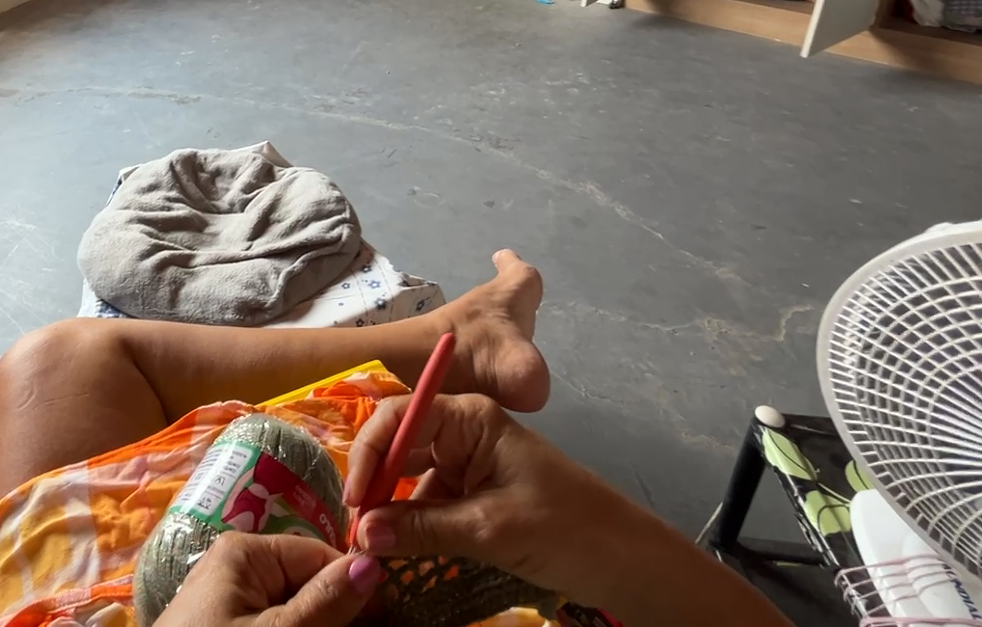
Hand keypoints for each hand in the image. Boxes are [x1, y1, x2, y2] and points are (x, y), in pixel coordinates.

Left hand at [153, 532, 382, 626]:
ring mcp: (232, 605)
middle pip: (308, 585)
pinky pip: (274, 624)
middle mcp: (238, 569)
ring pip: (295, 612)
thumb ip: (324, 603)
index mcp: (246, 552)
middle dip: (338, 613)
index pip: (318, 554)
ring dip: (321, 624)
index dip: (356, 586)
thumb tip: (372, 561)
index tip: (392, 617)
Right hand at [343, 393, 637, 604]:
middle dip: (374, 484)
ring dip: (390, 510)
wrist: (629, 564)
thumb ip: (422, 529)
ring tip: (368, 545)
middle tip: (353, 529)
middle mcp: (462, 431)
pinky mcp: (473, 494)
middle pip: (401, 446)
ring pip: (411, 478)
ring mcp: (468, 463)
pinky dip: (412, 525)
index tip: (352, 499)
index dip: (370, 451)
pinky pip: (429, 502)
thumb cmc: (564, 527)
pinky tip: (395, 549)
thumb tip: (362, 536)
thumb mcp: (489, 529)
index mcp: (469, 417)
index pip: (400, 416)